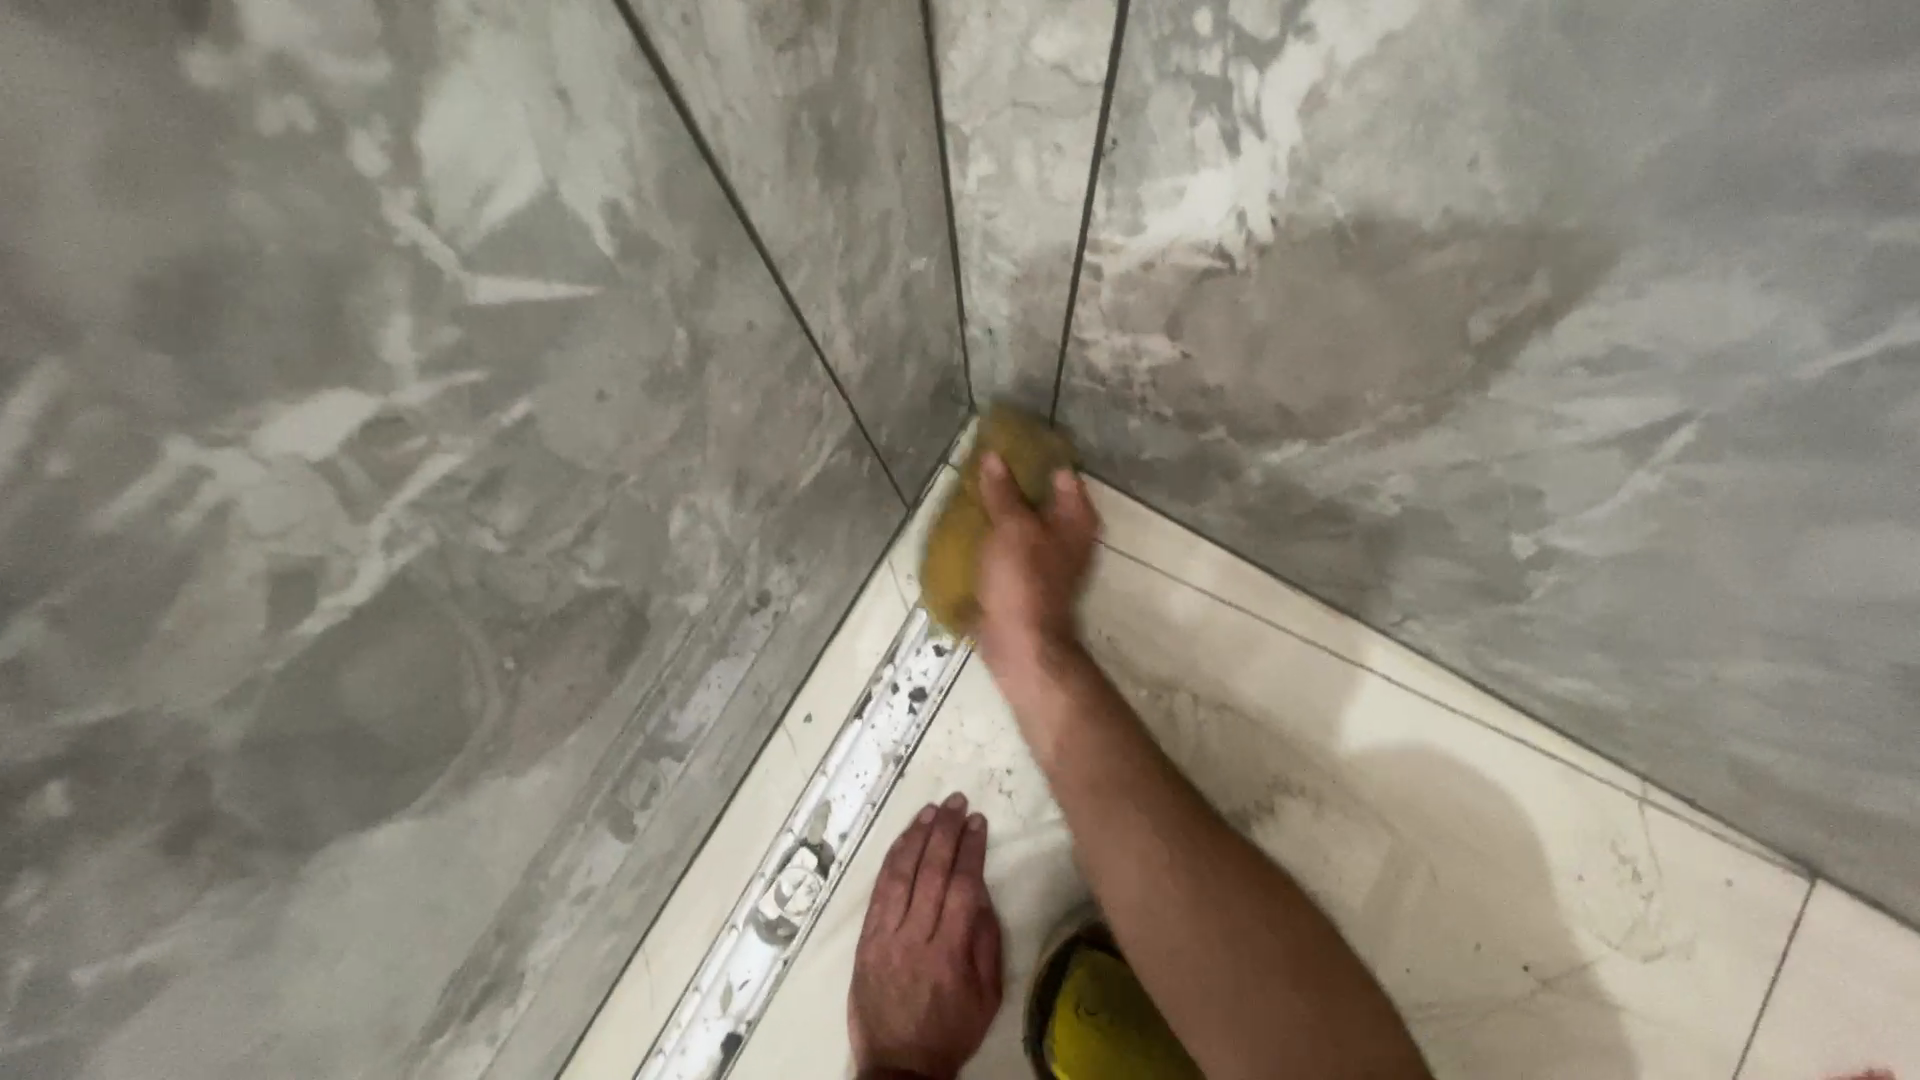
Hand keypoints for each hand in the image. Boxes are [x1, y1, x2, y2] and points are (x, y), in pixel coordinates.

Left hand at [849, 794, 1002, 1079]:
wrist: (897, 1066)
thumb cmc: (950, 1030)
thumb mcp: (987, 995)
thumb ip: (986, 941)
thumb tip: (981, 892)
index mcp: (950, 953)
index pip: (963, 886)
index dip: (971, 849)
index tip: (978, 822)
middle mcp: (916, 937)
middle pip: (932, 870)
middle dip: (946, 830)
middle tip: (957, 802)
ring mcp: (886, 935)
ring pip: (901, 873)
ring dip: (917, 836)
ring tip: (932, 810)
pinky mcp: (865, 939)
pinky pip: (879, 890)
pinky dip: (892, 859)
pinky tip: (904, 839)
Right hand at [973, 451, 1100, 685]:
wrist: (1020, 643)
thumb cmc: (1023, 579)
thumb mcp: (1012, 527)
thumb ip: (1003, 491)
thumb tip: (993, 455)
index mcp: (1076, 517)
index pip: (1060, 471)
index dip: (1034, 455)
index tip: (1003, 441)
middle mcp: (1068, 534)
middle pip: (1040, 496)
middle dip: (1012, 481)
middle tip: (980, 462)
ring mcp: (1046, 557)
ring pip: (1022, 521)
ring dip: (999, 509)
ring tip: (968, 489)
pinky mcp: (1024, 577)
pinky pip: (1007, 545)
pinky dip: (992, 535)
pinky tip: (969, 525)